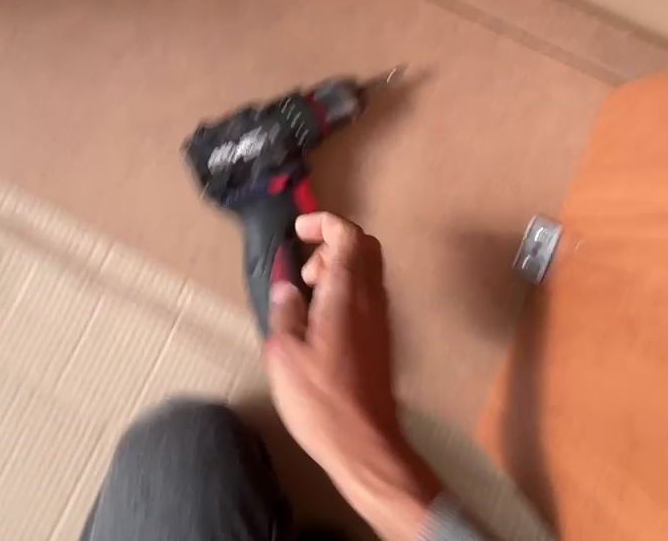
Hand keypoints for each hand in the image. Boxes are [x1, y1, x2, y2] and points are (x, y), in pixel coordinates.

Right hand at [265, 213, 442, 540]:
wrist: (366, 445)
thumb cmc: (322, 399)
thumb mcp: (285, 354)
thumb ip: (285, 311)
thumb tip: (286, 286)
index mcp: (346, 292)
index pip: (348, 233)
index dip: (323, 222)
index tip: (298, 232)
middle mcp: (369, 297)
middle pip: (364, 244)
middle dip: (332, 242)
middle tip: (305, 269)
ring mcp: (380, 316)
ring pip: (368, 268)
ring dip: (338, 266)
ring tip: (309, 296)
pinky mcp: (382, 336)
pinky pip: (368, 292)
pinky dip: (346, 288)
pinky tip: (322, 320)